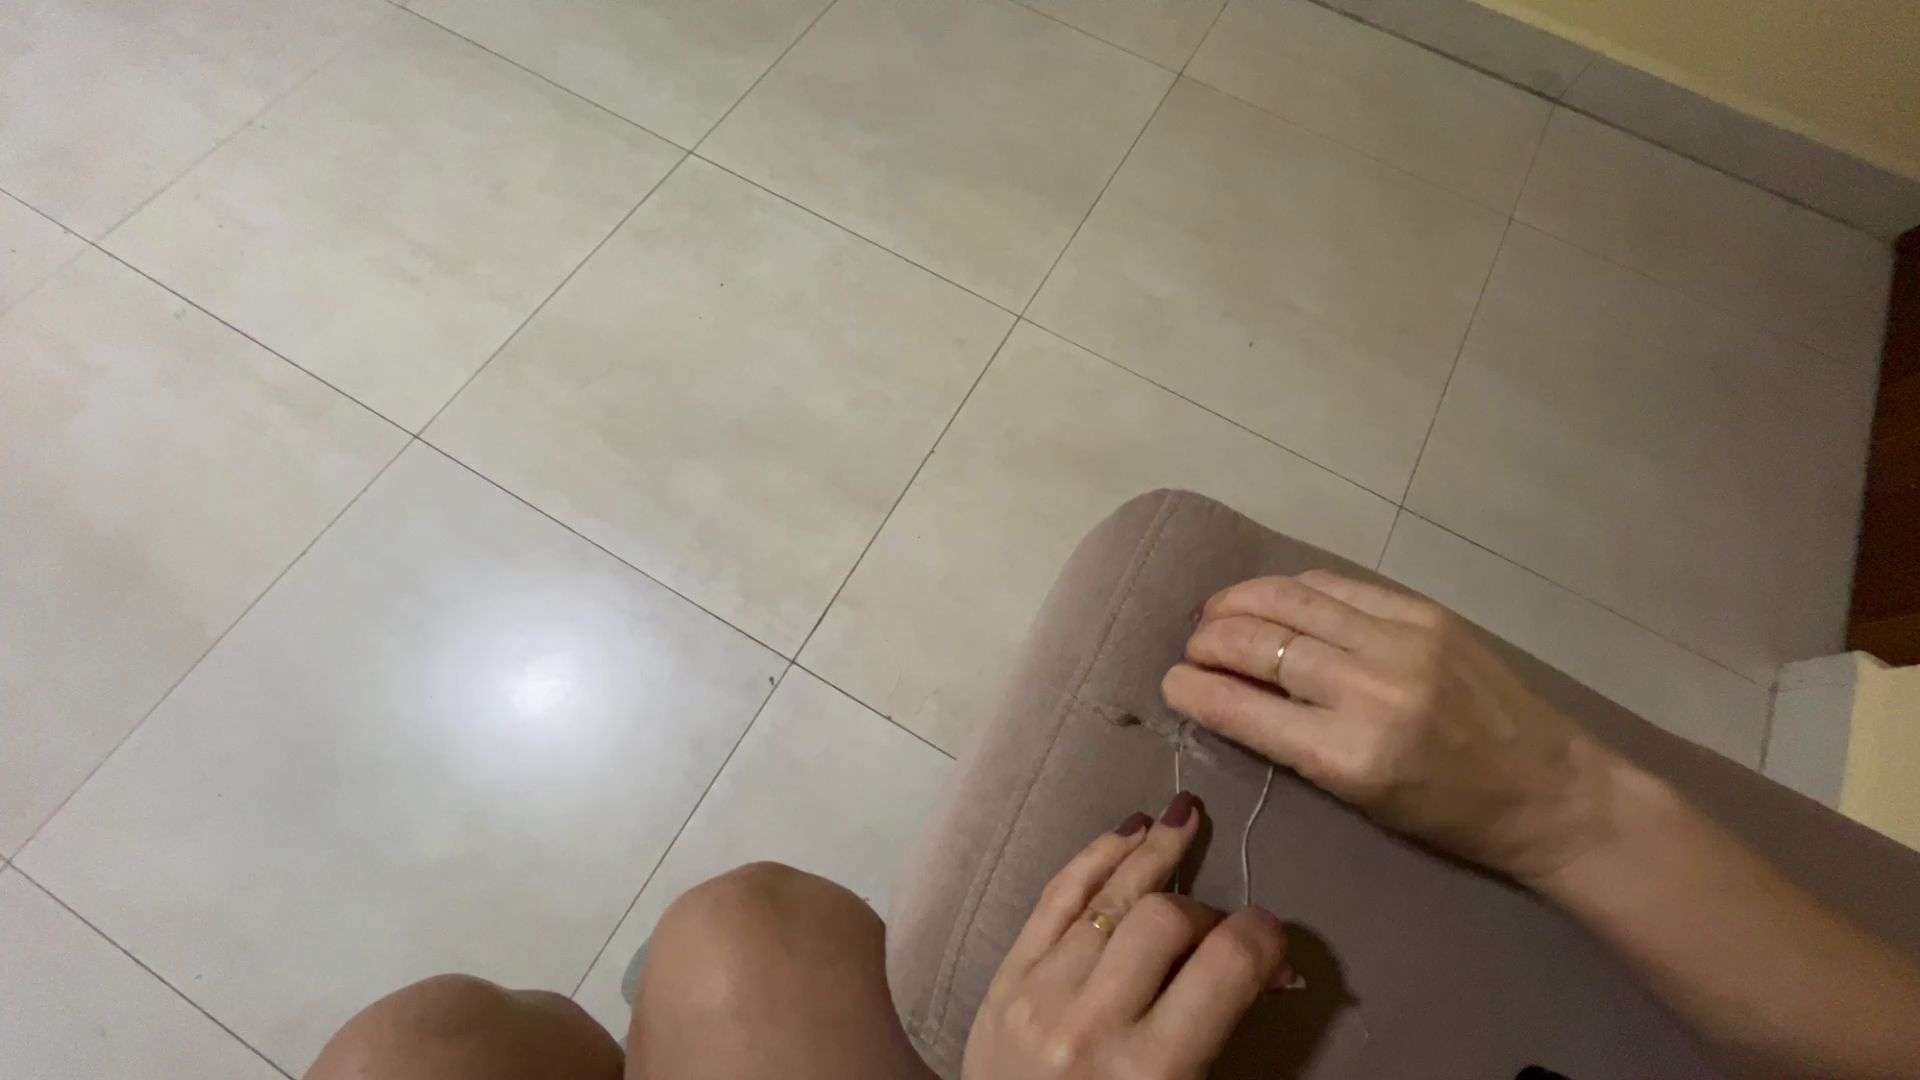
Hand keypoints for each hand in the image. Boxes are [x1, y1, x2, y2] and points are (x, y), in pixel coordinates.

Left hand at [962, 795, 1291, 1079]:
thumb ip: (1217, 1036)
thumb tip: (1266, 967)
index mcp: (1148, 1075)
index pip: (1220, 971)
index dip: (1260, 940)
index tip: (1274, 936)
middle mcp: (1092, 1022)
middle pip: (1162, 920)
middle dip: (1205, 910)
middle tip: (1222, 924)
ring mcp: (1040, 989)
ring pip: (1108, 895)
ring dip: (1154, 852)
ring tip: (1186, 816)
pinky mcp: (1007, 973)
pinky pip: (1057, 895)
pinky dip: (1097, 856)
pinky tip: (1130, 829)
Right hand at [1162, 570, 1620, 884]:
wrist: (1554, 791)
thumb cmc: (1444, 814)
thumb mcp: (1353, 796)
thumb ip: (1284, 739)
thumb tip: (1223, 690)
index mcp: (1346, 755)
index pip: (1238, 705)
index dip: (1189, 687)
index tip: (1170, 682)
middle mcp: (1367, 689)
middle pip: (1256, 642)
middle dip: (1206, 641)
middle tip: (1193, 647)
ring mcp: (1398, 641)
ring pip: (1286, 600)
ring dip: (1235, 602)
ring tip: (1214, 612)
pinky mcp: (1422, 613)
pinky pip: (1331, 585)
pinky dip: (1287, 589)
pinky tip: (1270, 598)